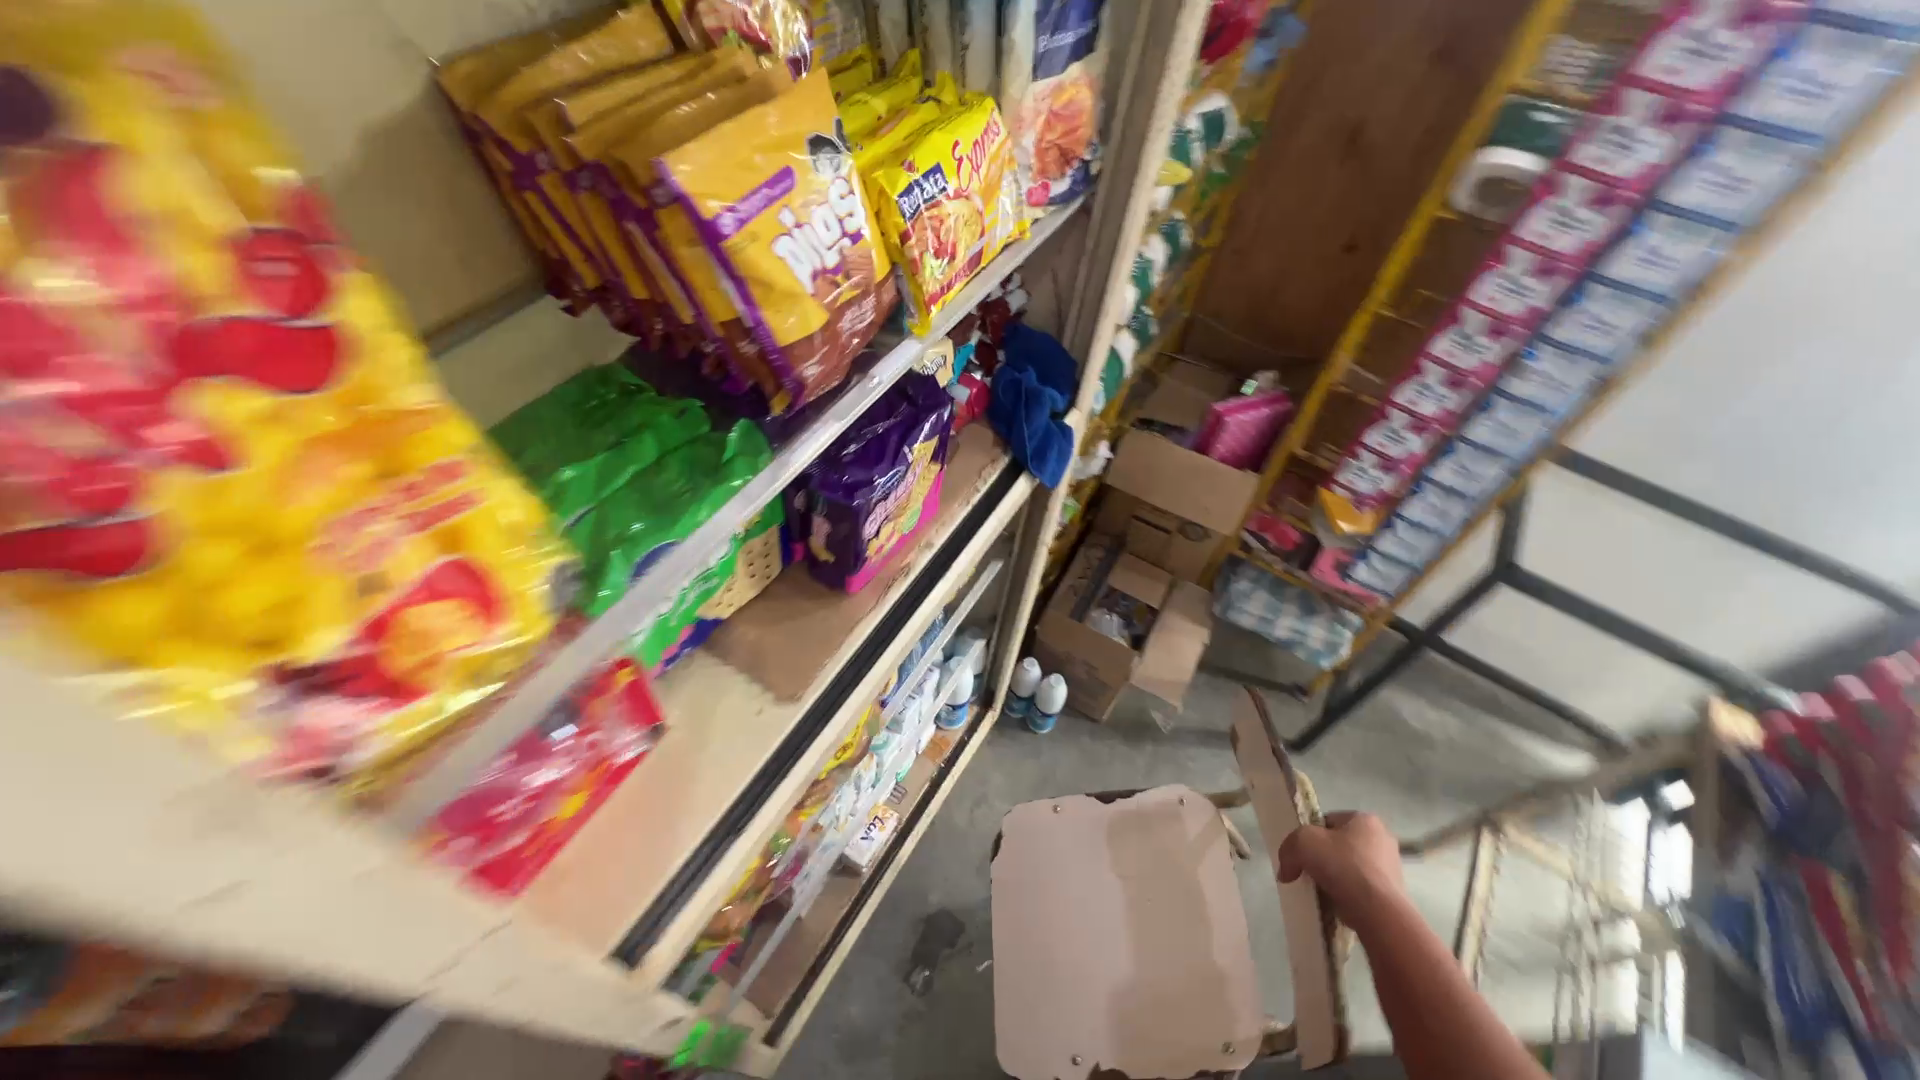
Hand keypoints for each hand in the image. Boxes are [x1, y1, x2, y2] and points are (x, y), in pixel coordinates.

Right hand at [1277, 811, 1407, 931]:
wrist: (1377, 911)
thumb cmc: (1342, 866)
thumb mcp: (1302, 843)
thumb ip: (1288, 849)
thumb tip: (1286, 871)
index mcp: (1364, 819)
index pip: (1327, 821)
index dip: (1309, 837)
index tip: (1301, 855)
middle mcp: (1382, 838)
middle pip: (1338, 845)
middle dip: (1322, 858)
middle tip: (1308, 873)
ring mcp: (1391, 866)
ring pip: (1349, 868)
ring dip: (1334, 878)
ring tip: (1322, 892)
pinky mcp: (1393, 892)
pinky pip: (1361, 888)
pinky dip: (1348, 894)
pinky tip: (1338, 904)